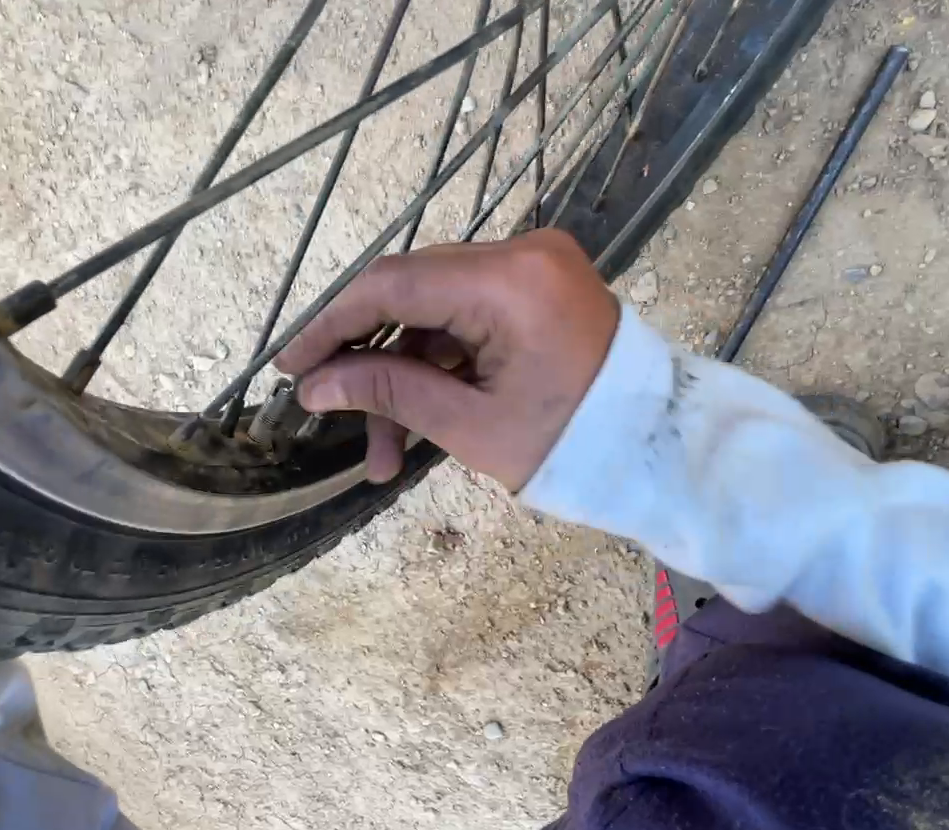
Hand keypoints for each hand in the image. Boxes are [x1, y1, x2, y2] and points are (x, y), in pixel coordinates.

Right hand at [275, 229, 619, 489]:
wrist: (658, 450)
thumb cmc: (572, 448)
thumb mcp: (471, 427)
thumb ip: (388, 393)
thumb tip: (314, 388)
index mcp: (510, 282)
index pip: (392, 286)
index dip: (330, 324)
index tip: (290, 366)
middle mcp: (521, 254)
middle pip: (410, 297)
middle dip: (368, 363)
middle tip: (330, 413)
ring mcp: (532, 268)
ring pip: (434, 316)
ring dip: (403, 378)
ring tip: (385, 457)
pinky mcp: (536, 290)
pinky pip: (466, 321)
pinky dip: (438, 368)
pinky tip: (418, 420)